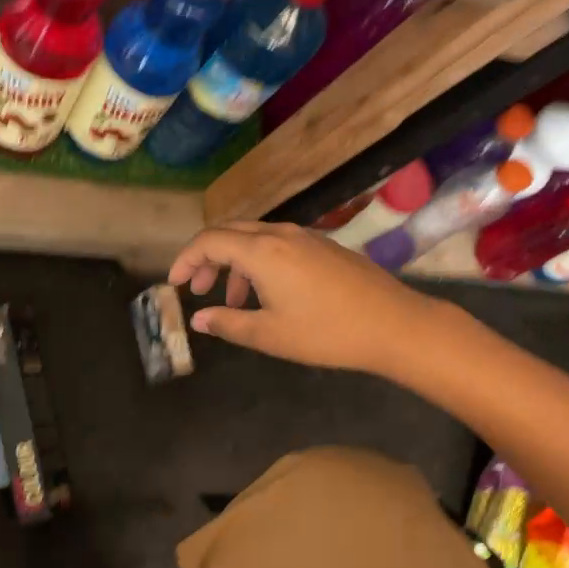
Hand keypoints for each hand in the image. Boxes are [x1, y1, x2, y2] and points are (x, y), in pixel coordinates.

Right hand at [168, 221, 454, 375]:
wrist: (394, 324)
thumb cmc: (326, 332)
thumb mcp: (270, 335)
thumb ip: (228, 323)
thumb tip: (199, 318)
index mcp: (261, 252)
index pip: (209, 241)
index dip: (185, 259)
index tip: (174, 283)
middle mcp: (281, 234)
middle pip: (230, 233)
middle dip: (207, 258)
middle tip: (197, 289)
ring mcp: (306, 237)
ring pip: (255, 238)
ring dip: (234, 263)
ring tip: (232, 301)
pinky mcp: (324, 247)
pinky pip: (278, 244)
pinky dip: (259, 263)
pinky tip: (268, 295)